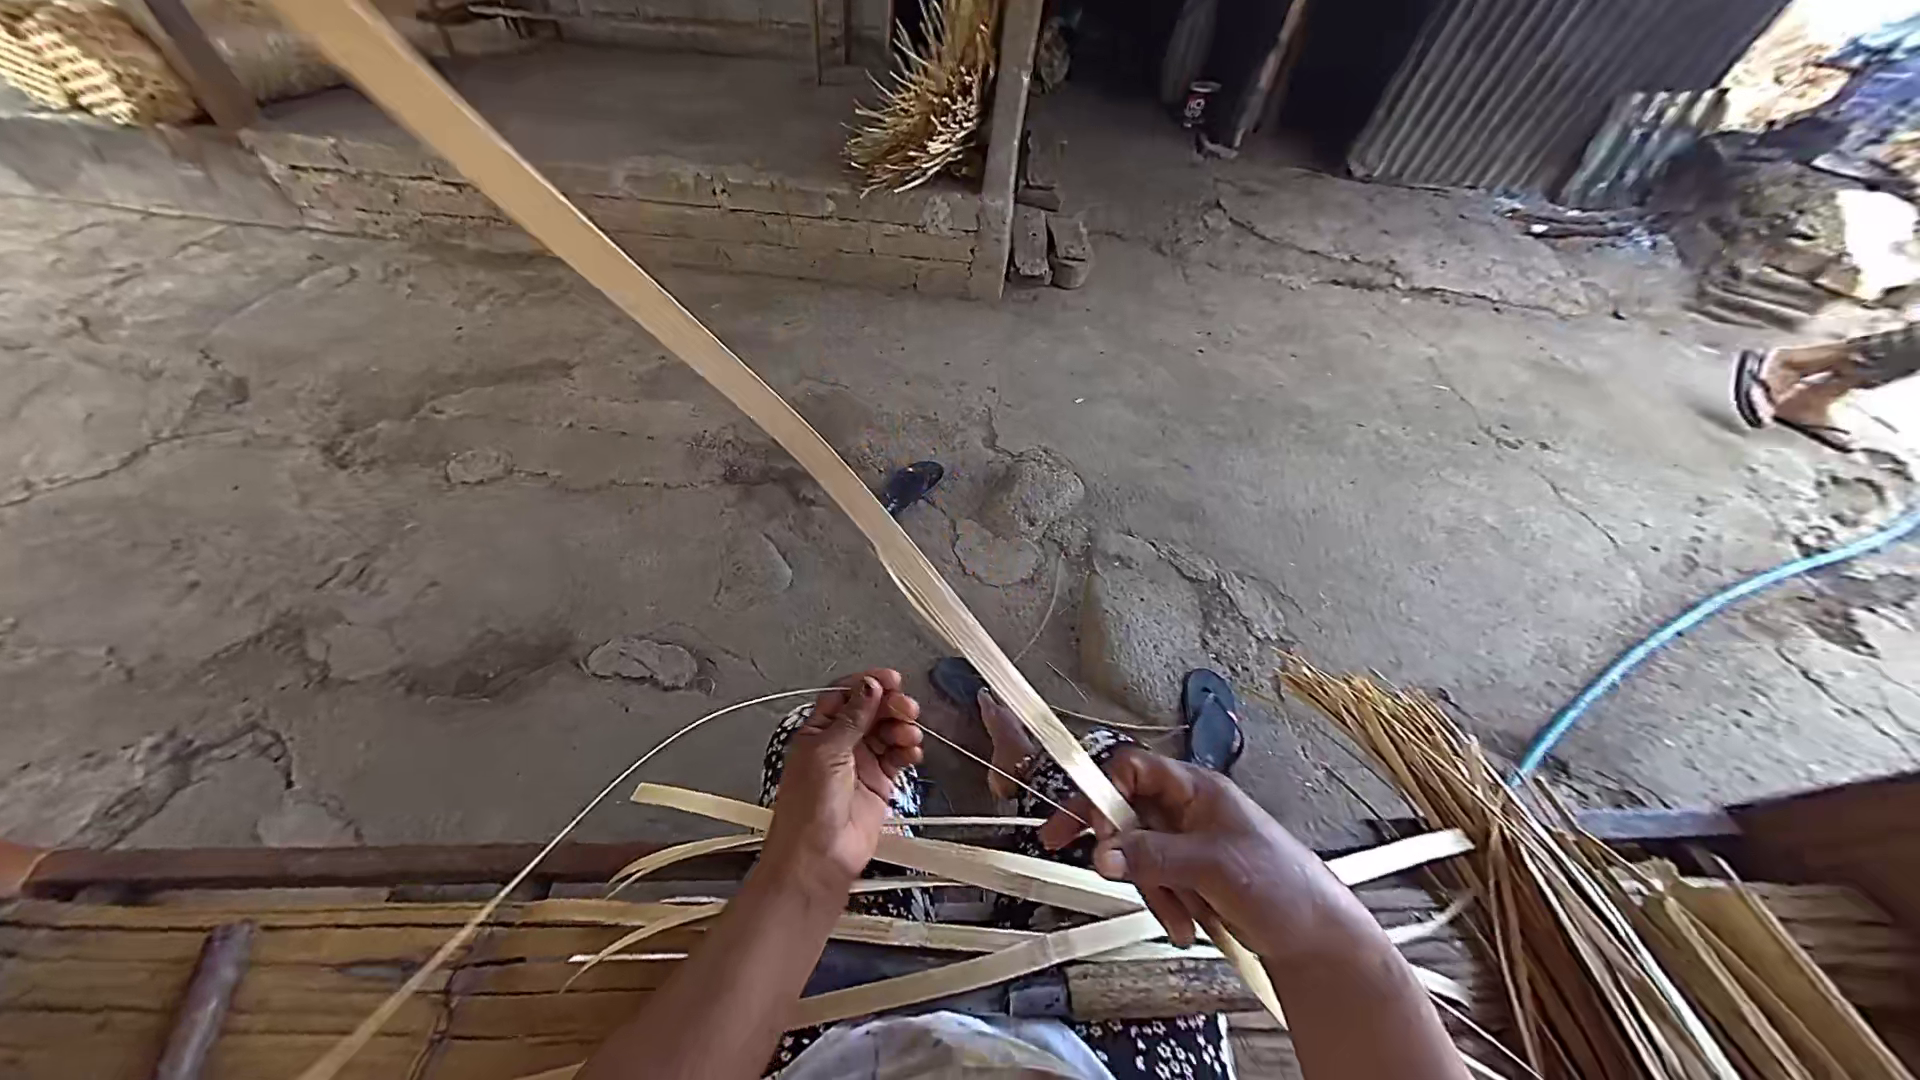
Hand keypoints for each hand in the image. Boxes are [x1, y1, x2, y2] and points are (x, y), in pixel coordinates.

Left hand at [762, 669, 922, 896]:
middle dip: (891, 705)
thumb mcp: (827, 752)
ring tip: (909, 735)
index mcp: (819, 731)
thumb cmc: (809, 809)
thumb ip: (853, 717)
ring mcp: (861, 762)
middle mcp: (840, 743)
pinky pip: (898, 756)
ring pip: (888, 731)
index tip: (891, 679)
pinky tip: (912, 752)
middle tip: (905, 708)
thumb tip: (869, 686)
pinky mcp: (880, 782)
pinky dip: (908, 750)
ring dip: (902, 727)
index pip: (846, 695)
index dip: (868, 684)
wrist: (818, 860)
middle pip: (871, 710)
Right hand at [1038, 746, 1357, 959]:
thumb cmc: (1285, 885)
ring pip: (1135, 850)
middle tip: (1069, 849)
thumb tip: (1102, 851)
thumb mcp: (1214, 866)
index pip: (1130, 769)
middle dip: (1114, 844)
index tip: (1084, 821)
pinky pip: (1151, 877)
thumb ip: (1154, 856)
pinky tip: (1184, 922)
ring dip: (1147, 886)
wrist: (1318, 940)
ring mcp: (1184, 840)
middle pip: (1125, 811)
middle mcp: (1183, 808)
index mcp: (1193, 787)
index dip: (1102, 790)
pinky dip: (1160, 901)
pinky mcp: (1185, 871)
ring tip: (1177, 916)